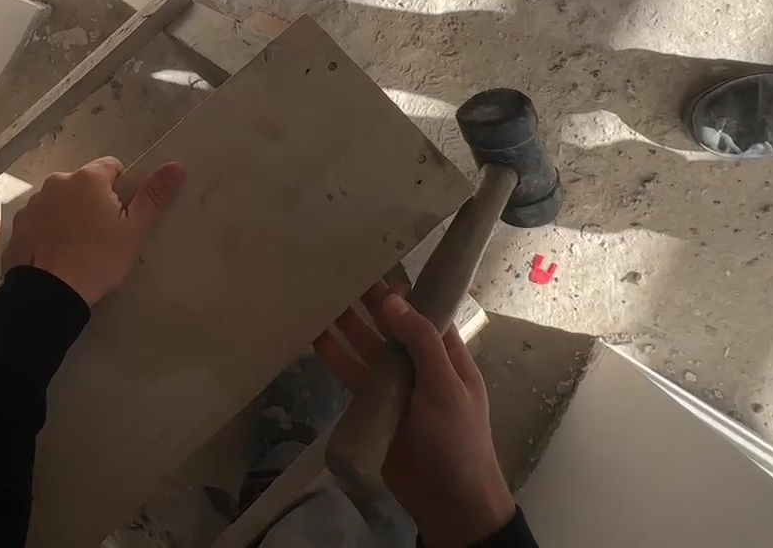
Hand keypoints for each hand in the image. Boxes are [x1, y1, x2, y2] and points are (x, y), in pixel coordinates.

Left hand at [0, 157, 185, 305]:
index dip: (121, 191)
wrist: (46, 295)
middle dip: (94, 202)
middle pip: (85, 185)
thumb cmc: (96, 259)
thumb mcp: (133, 231)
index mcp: (87, 178)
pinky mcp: (18, 225)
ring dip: (70, 215)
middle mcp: (57, 181)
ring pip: (62, 201)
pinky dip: (49, 230)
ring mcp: (33, 202)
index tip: (121, 218)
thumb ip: (154, 196)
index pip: (113, 168)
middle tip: (102, 237)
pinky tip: (55, 254)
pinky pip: (41, 219)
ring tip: (77, 248)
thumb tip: (177, 166)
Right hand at [314, 283, 515, 547]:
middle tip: (340, 272)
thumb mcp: (446, 386)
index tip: (375, 268)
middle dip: (369, 302)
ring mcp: (393, 384)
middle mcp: (417, 363)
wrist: (449, 504)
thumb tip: (391, 300)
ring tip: (321, 295)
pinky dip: (334, 355)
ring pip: (366, 345)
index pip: (423, 312)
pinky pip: (350, 373)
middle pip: (390, 325)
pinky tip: (315, 336)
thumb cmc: (457, 439)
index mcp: (445, 354)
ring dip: (347, 323)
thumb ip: (421, 341)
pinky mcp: (372, 405)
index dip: (401, 293)